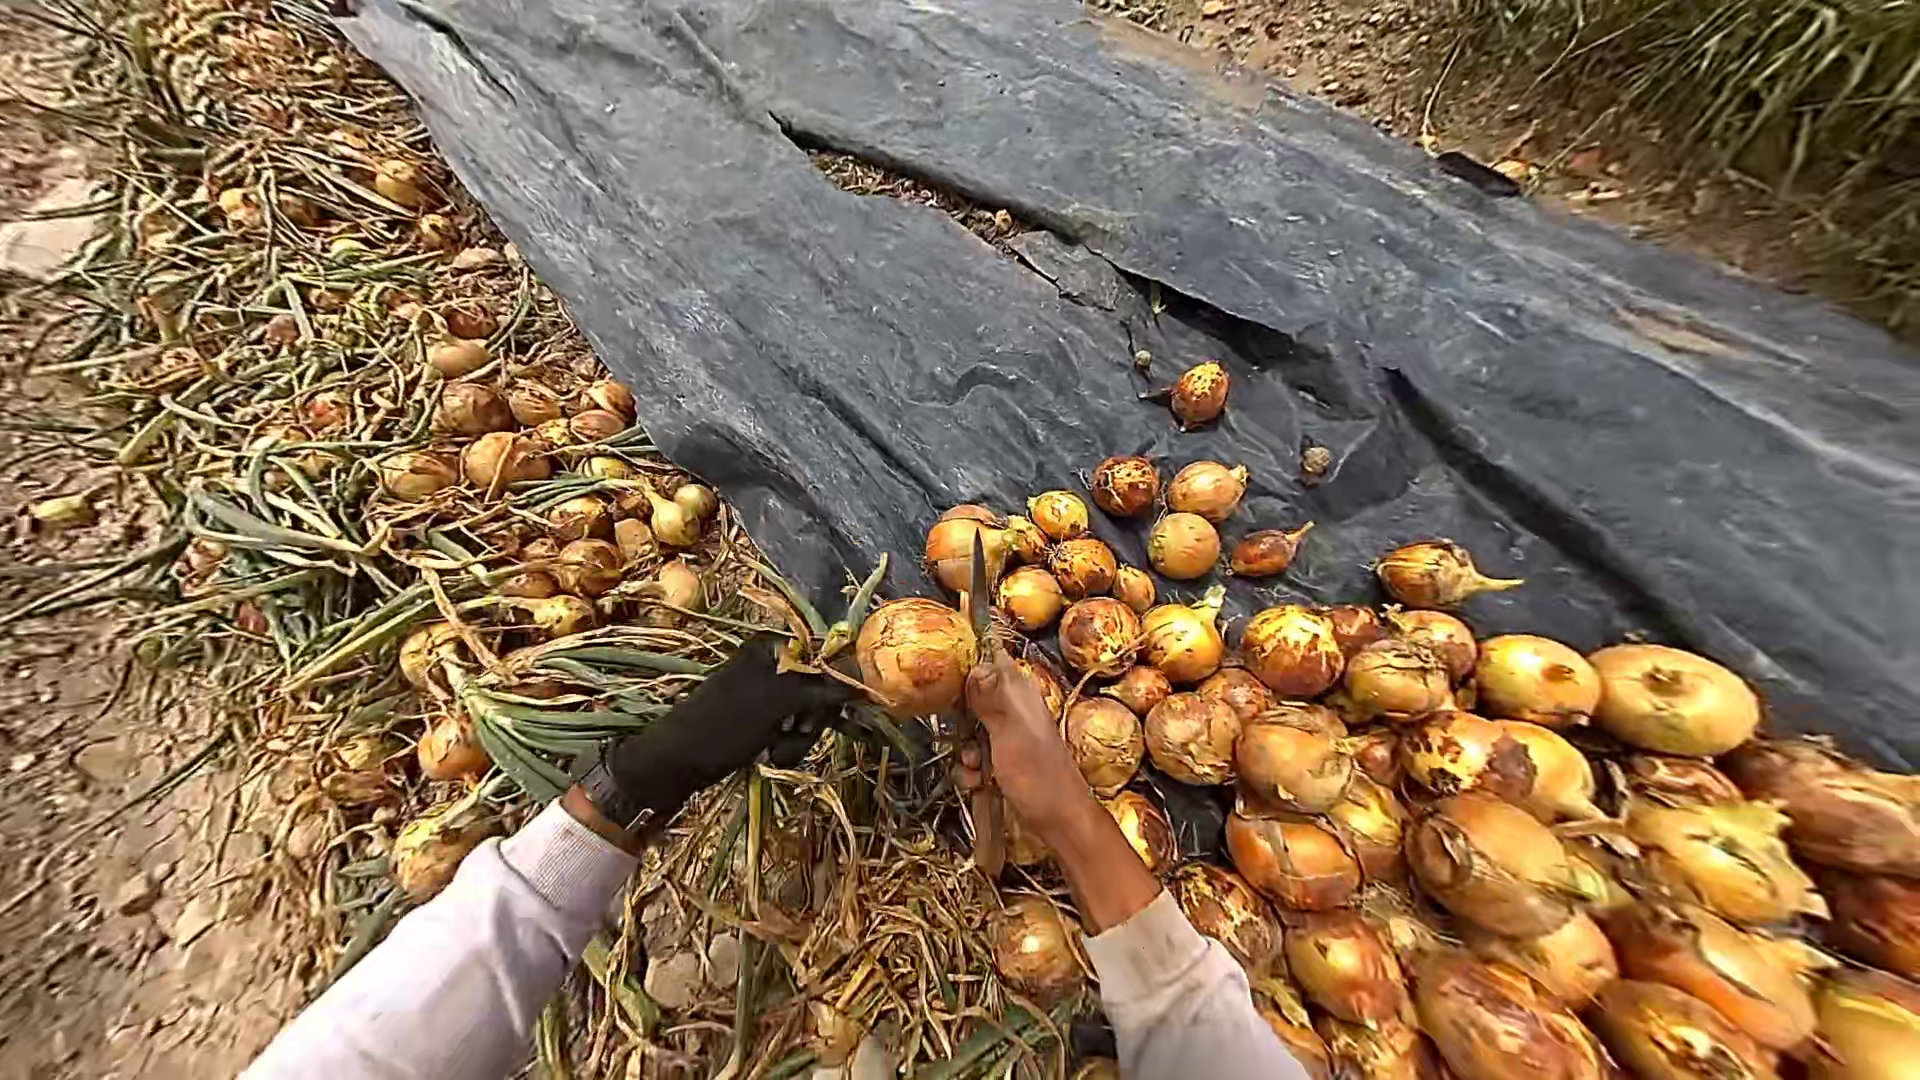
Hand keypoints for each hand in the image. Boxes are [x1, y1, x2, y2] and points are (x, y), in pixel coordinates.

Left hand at [568, 633, 852, 841]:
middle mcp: (770, 665)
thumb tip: (861, 678)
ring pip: (808, 712)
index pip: (824, 657)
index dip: (833, 685)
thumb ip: (820, 688)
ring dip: (799, 737)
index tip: (833, 708)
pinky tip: (769, 753)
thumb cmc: (723, 725)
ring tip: (775, 748)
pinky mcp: (761, 718)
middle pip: (819, 688)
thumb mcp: (776, 703)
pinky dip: (787, 744)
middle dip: (811, 718)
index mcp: (771, 649)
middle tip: (794, 732)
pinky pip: (792, 728)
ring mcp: (765, 693)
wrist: (671, 765)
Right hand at [958, 652, 1162, 932]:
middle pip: (971, 695)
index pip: (990, 657)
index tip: (946, 678)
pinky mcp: (1002, 758)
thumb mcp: (1010, 732)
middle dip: (959, 717)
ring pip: (970, 728)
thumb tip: (975, 663)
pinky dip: (971, 770)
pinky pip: (975, 755)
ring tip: (975, 767)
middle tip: (960, 734)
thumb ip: (991, 697)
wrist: (1059, 822)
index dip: (966, 662)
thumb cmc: (1038, 775)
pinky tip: (977, 783)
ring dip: (966, 750)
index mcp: (1018, 691)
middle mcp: (1013, 707)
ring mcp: (1007, 733)